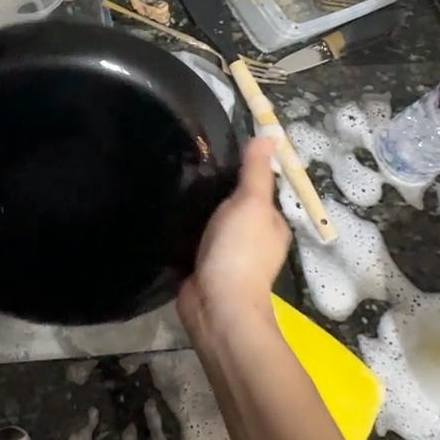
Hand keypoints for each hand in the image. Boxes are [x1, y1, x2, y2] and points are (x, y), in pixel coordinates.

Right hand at [178, 137, 290, 340]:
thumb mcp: (252, 203)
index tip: (212, 152)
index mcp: (271, 225)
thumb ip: (256, 172)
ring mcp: (228, 255)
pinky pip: (193, 238)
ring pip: (211, 222)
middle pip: (233, 205)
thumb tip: (270, 135)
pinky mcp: (203, 265)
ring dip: (197, 209)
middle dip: (214, 190)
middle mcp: (253, 239)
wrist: (216, 304)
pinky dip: (183, 228)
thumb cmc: (240, 251)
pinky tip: (167, 214)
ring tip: (173, 185)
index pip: (257, 189)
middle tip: (185, 166)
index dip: (239, 172)